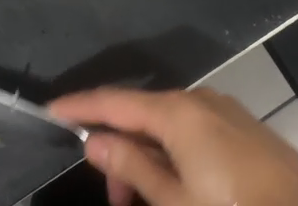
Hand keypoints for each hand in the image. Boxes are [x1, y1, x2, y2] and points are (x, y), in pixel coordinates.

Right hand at [48, 87, 297, 205]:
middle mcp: (199, 101)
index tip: (50, 111)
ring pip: (169, 127)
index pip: (113, 101)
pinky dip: (176, 157)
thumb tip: (94, 141)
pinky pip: (196, 135)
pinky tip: (179, 190)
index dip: (79, 107)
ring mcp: (227, 115)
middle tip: (114, 198)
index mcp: (177, 112)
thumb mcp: (176, 202)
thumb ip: (132, 167)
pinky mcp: (248, 134)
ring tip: (145, 201)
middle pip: (142, 114)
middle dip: (120, 149)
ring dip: (148, 158)